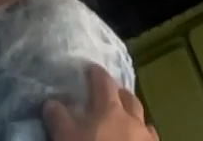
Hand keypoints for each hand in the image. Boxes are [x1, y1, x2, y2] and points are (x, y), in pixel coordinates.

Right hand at [41, 65, 157, 140]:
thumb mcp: (69, 138)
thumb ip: (60, 119)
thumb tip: (51, 102)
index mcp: (110, 108)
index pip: (103, 82)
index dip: (96, 73)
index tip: (90, 68)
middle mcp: (132, 117)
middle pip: (128, 97)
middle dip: (118, 93)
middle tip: (108, 94)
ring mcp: (147, 135)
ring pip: (141, 117)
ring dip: (132, 114)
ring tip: (124, 118)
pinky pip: (151, 136)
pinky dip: (144, 133)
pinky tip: (138, 139)